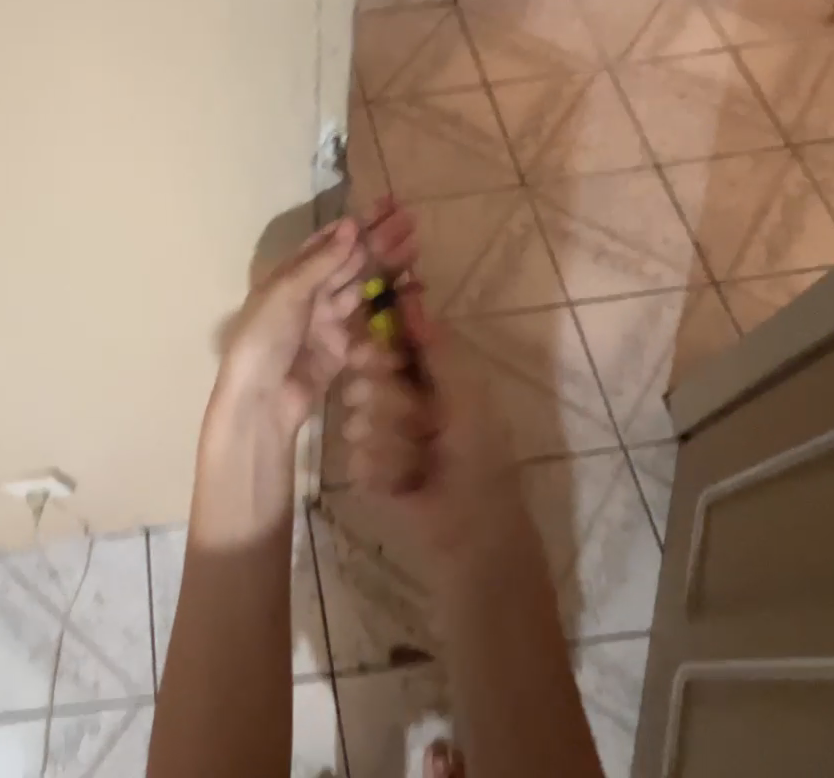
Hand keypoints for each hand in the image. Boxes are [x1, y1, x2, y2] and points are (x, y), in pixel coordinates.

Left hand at [212, 200, 417, 436]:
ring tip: (414, 245)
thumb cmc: (265, 337)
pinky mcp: (340, 350)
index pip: (326, 242)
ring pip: (361, 287)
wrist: (263, 399)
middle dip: (377, 241)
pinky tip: (407, 293)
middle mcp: (308, 295)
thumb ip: (322, 261)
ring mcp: (325, 323)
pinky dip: (386, 308)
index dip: (355, 224)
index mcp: (289, 276)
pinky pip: (366, 323)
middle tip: (410, 219)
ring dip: (385, 267)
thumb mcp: (288, 292)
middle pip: (348, 262)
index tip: (385, 205)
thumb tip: (351, 224)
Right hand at [340, 322, 530, 572]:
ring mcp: (379, 436)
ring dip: (386, 442)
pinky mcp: (365, 470)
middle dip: (384, 403)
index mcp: (428, 378)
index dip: (377, 348)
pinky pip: (352, 455)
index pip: (387, 344)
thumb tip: (413, 296)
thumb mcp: (468, 399)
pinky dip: (378, 470)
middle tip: (413, 423)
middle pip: (363, 378)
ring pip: (353, 417)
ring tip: (414, 463)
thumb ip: (440, 351)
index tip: (379, 361)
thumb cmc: (481, 462)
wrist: (473, 536)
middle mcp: (400, 400)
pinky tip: (401, 485)